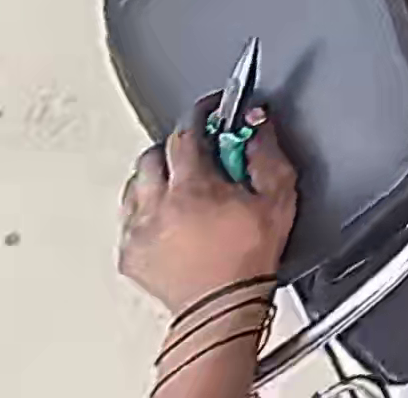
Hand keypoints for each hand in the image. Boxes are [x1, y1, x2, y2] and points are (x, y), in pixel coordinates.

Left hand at [119, 102, 298, 313]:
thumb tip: (257, 123)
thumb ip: (267, 151)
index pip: (185, 133)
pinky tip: (172, 206)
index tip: (214, 105)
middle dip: (179, 142)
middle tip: (207, 144)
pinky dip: (148, 201)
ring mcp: (137, 232)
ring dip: (160, 171)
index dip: (201, 112)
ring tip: (188, 175)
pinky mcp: (129, 254)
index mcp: (193, 188)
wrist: (223, 303)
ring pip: (135, 184)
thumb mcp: (278, 191)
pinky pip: (129, 215)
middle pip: (152, 155)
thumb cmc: (252, 250)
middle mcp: (156, 207)